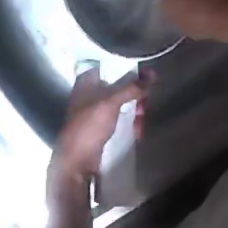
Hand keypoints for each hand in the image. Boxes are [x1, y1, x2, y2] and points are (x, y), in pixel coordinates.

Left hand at [49, 71, 145, 202]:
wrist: (75, 162)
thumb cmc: (88, 127)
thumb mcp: (110, 103)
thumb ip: (131, 88)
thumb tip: (152, 75)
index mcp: (87, 81)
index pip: (111, 65)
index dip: (130, 68)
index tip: (147, 75)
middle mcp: (90, 93)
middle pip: (120, 85)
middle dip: (135, 94)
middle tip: (145, 103)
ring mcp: (96, 111)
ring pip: (122, 103)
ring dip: (135, 109)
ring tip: (141, 121)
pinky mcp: (101, 127)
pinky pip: (120, 118)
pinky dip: (130, 121)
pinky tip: (138, 130)